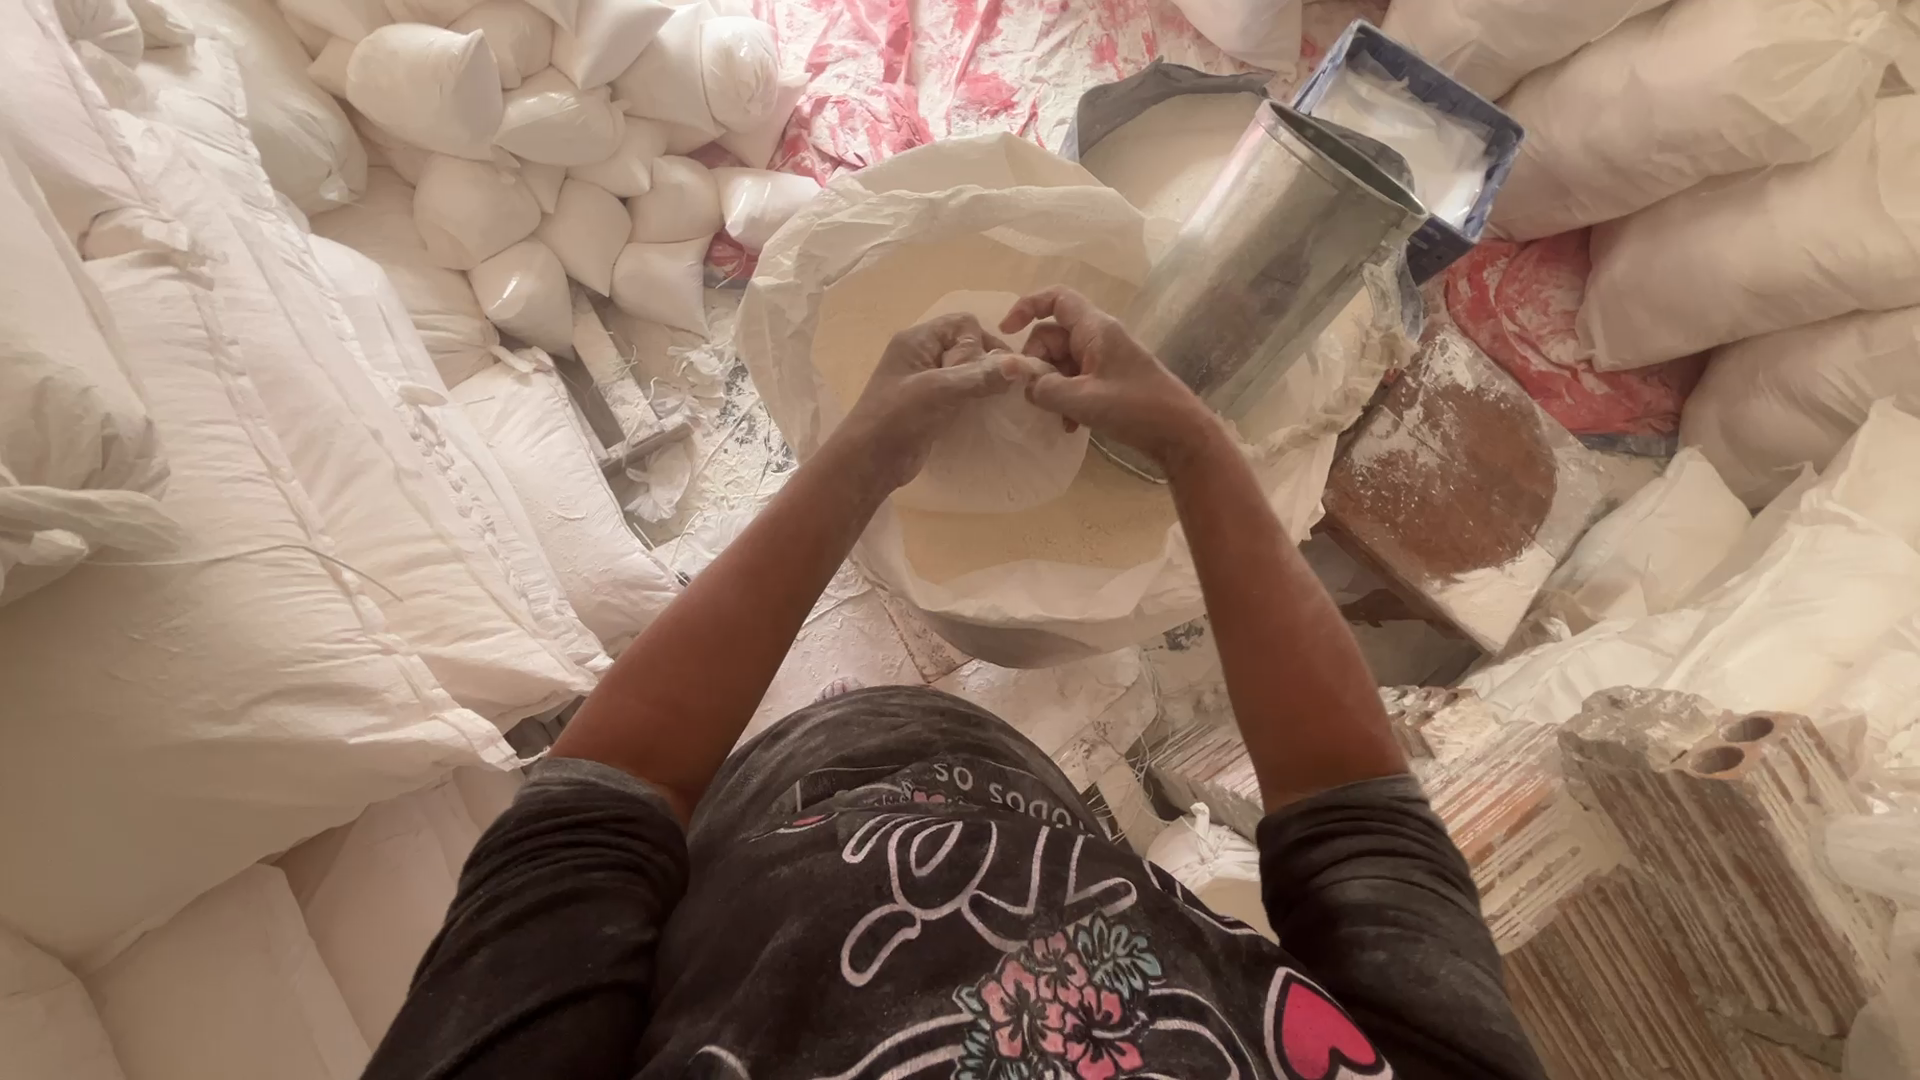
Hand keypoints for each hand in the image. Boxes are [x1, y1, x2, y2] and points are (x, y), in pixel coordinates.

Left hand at [833, 313, 1051, 492]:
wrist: (870, 462)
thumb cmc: (898, 418)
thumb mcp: (940, 391)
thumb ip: (980, 376)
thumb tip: (1022, 365)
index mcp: (917, 340)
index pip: (963, 324)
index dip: (979, 344)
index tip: (985, 371)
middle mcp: (920, 354)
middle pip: (967, 345)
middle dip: (983, 364)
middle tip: (988, 389)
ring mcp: (924, 381)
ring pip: (965, 371)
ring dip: (980, 383)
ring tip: (988, 401)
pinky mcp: (929, 405)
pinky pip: (959, 392)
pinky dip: (972, 399)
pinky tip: (978, 413)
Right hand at [1001, 287, 1219, 471]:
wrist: (1180, 433)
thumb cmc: (1136, 408)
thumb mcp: (1083, 400)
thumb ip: (1045, 388)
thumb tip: (1022, 383)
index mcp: (1095, 329)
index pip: (1056, 299)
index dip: (1027, 307)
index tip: (1006, 332)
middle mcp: (1098, 338)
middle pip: (1052, 336)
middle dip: (1037, 363)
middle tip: (1035, 393)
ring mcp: (1104, 360)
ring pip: (1061, 363)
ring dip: (1051, 387)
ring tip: (1056, 415)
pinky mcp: (1109, 382)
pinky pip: (1075, 382)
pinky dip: (1066, 400)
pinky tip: (1069, 426)